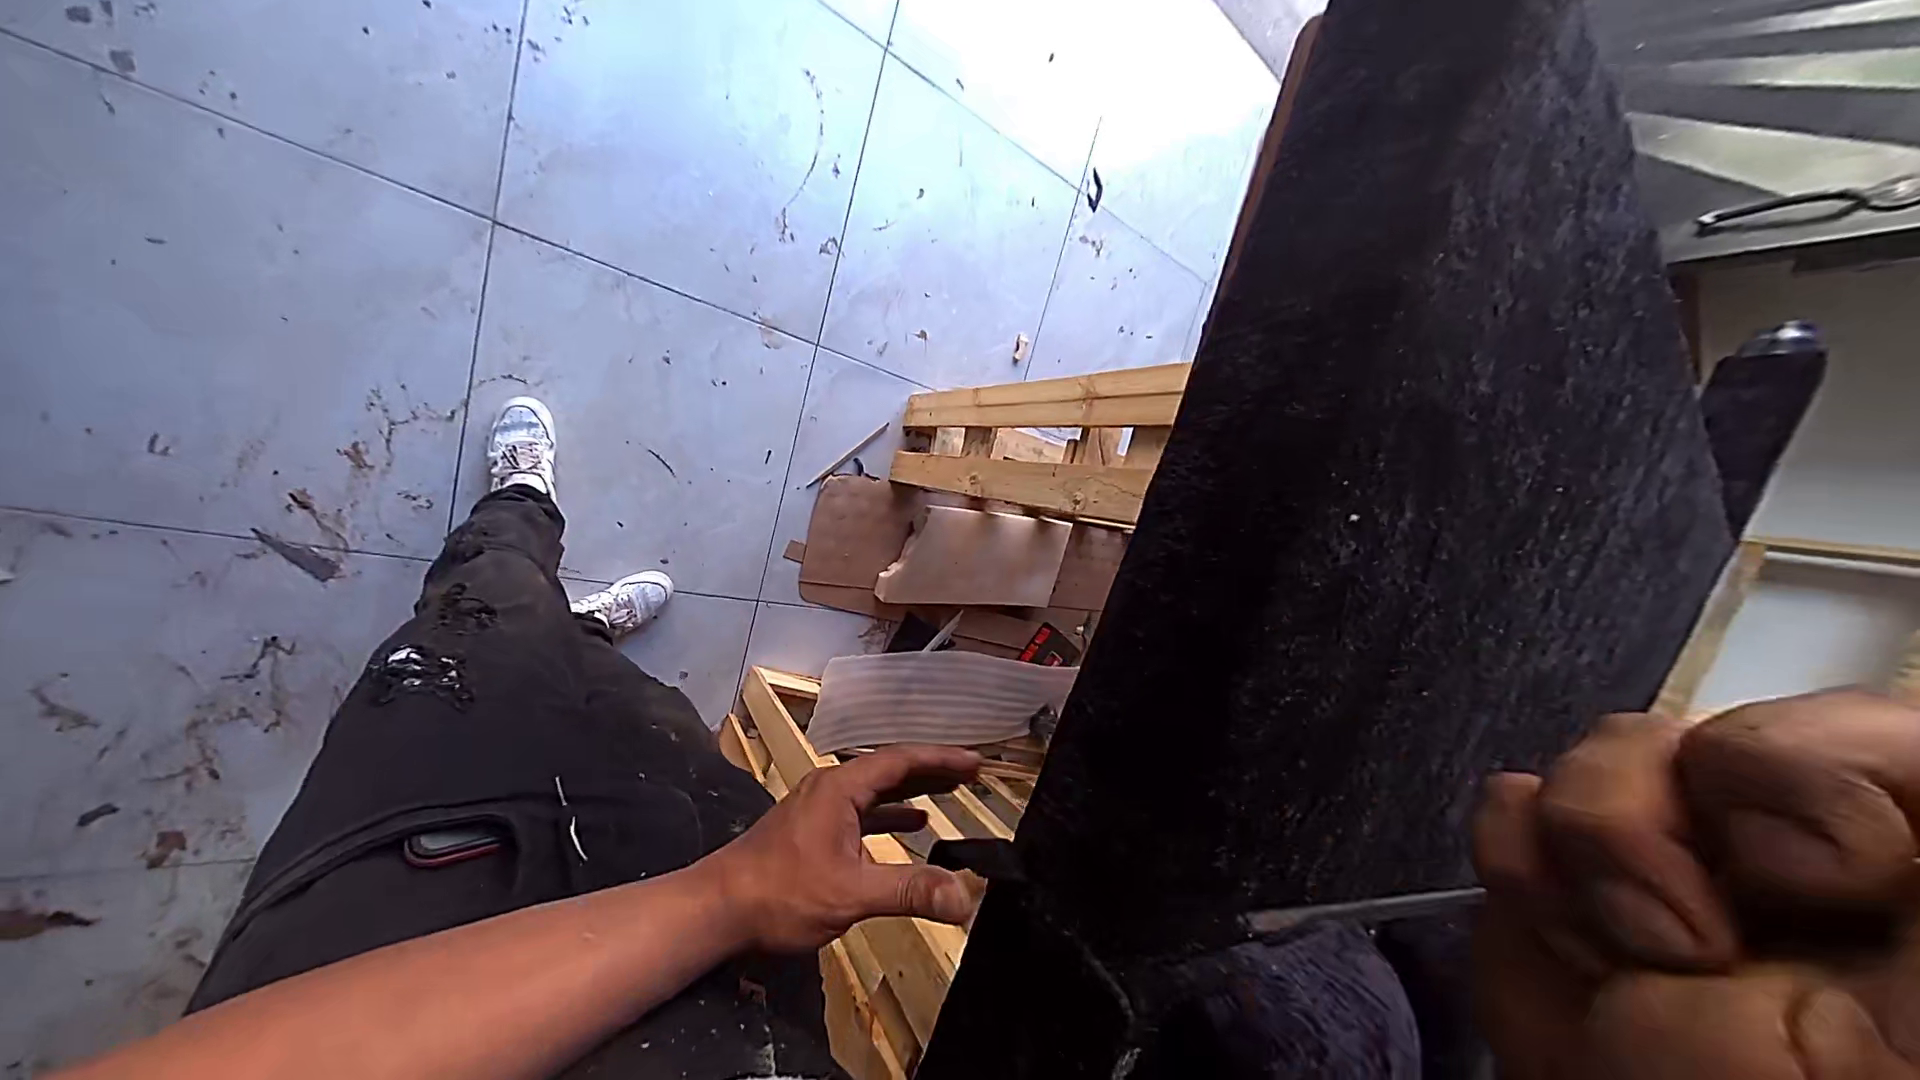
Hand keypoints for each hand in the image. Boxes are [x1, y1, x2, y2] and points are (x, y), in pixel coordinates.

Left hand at [700, 744, 983, 953]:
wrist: (717, 909)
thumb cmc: (781, 894)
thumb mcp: (850, 893)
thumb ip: (908, 891)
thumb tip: (964, 898)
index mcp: (841, 787)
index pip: (901, 761)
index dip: (941, 759)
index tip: (975, 762)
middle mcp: (832, 787)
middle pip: (891, 769)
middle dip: (932, 770)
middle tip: (971, 773)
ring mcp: (822, 806)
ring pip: (877, 790)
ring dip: (913, 790)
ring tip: (950, 791)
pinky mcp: (815, 826)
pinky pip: (864, 810)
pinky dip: (891, 813)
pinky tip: (913, 823)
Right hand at [1473, 691, 1919, 1078]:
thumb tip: (1858, 776)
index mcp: (1901, 855)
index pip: (1853, 727)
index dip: (1806, 767)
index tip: (1820, 879)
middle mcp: (1792, 845)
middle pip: (1708, 730)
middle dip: (1674, 813)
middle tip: (1708, 933)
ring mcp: (1659, 853)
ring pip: (1600, 749)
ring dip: (1593, 839)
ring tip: (1635, 947)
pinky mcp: (1551, 869)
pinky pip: (1507, 798)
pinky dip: (1512, 851)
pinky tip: (1568, 936)